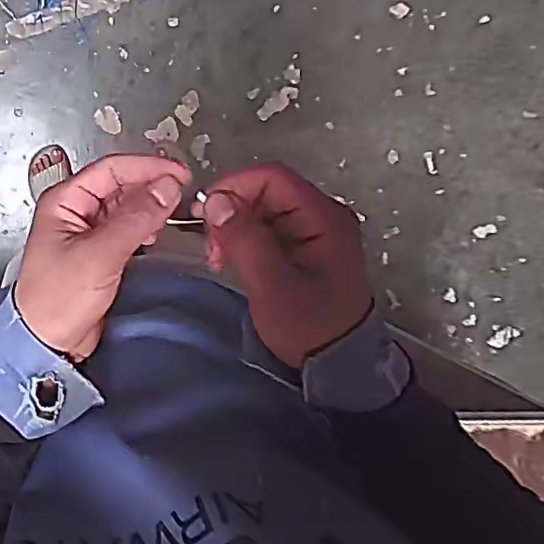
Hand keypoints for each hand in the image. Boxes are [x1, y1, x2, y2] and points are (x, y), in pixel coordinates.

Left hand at [15, 154, 189, 358]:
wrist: (47, 342)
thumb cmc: (55, 300)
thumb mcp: (99, 256)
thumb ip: (135, 220)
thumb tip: (165, 188)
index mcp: (64, 202)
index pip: (110, 169)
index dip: (146, 167)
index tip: (177, 174)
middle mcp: (73, 212)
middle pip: (120, 184)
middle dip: (150, 186)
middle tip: (180, 194)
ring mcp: (86, 232)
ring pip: (125, 206)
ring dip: (149, 206)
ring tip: (171, 212)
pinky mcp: (99, 252)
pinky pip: (126, 228)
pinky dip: (144, 226)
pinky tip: (154, 233)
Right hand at [196, 163, 373, 367]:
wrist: (339, 366)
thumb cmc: (310, 326)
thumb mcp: (273, 285)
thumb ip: (245, 239)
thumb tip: (214, 201)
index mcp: (323, 218)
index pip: (272, 178)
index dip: (233, 186)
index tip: (204, 213)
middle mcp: (320, 216)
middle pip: (264, 190)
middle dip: (229, 210)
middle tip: (210, 245)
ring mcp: (311, 231)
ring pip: (259, 207)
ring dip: (231, 225)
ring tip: (218, 257)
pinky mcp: (299, 246)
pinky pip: (263, 226)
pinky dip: (240, 237)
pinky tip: (229, 259)